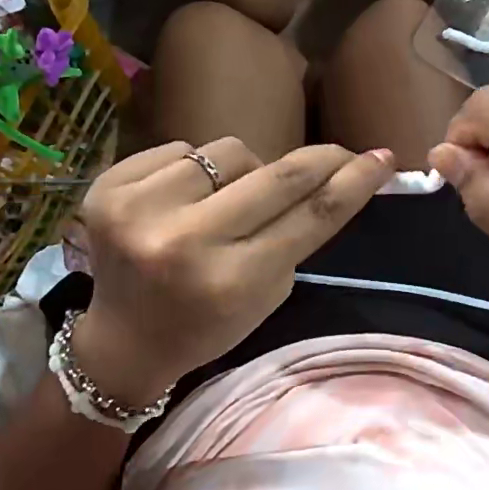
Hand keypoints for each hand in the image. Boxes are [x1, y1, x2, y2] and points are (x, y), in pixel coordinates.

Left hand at [69, 138, 394, 403]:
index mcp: (230, 281)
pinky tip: (182, 200)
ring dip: (243, 172)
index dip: (353, 183)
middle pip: (277, 175)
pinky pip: (181, 149)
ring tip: (226, 203)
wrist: (124, 340)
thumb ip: (295, 236)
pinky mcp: (107, 187)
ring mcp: (138, 210)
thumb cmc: (206, 325)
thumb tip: (329, 174)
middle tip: (340, 154)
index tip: (381, 159)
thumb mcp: (265, 295)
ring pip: (228, 152)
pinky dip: (195, 170)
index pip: (310, 215)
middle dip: (320, 160)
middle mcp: (185, 242)